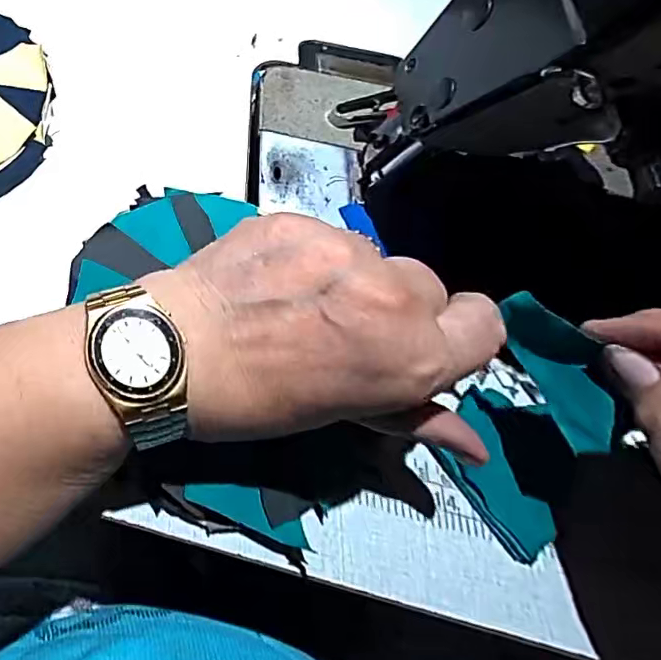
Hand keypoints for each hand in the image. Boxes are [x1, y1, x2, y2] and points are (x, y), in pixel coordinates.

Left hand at [141, 213, 503, 462]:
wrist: (176, 349)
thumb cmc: (257, 399)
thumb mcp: (339, 415)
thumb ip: (412, 417)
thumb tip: (474, 441)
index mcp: (409, 352)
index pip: (484, 322)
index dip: (458, 334)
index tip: (427, 341)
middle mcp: (386, 290)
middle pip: (428, 284)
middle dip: (400, 306)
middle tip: (349, 328)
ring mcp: (339, 246)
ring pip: (375, 255)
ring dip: (354, 277)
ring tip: (304, 301)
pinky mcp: (297, 219)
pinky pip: (326, 233)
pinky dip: (312, 254)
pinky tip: (278, 276)